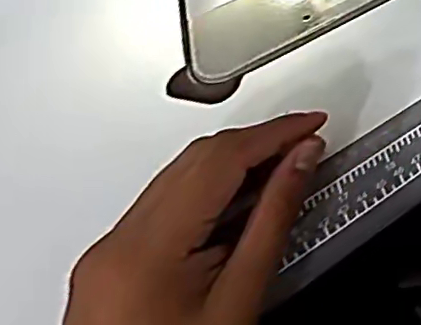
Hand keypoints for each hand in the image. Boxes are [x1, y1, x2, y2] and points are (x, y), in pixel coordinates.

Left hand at [64, 112, 328, 324]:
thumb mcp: (240, 295)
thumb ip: (274, 216)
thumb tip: (303, 156)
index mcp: (146, 249)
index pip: (222, 158)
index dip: (276, 132)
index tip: (313, 124)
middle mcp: (116, 243)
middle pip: (198, 158)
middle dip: (259, 140)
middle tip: (305, 140)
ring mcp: (107, 253)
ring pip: (181, 173)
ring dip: (236, 157)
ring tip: (283, 162)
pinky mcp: (109, 263)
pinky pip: (167, 198)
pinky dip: (212, 182)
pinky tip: (242, 192)